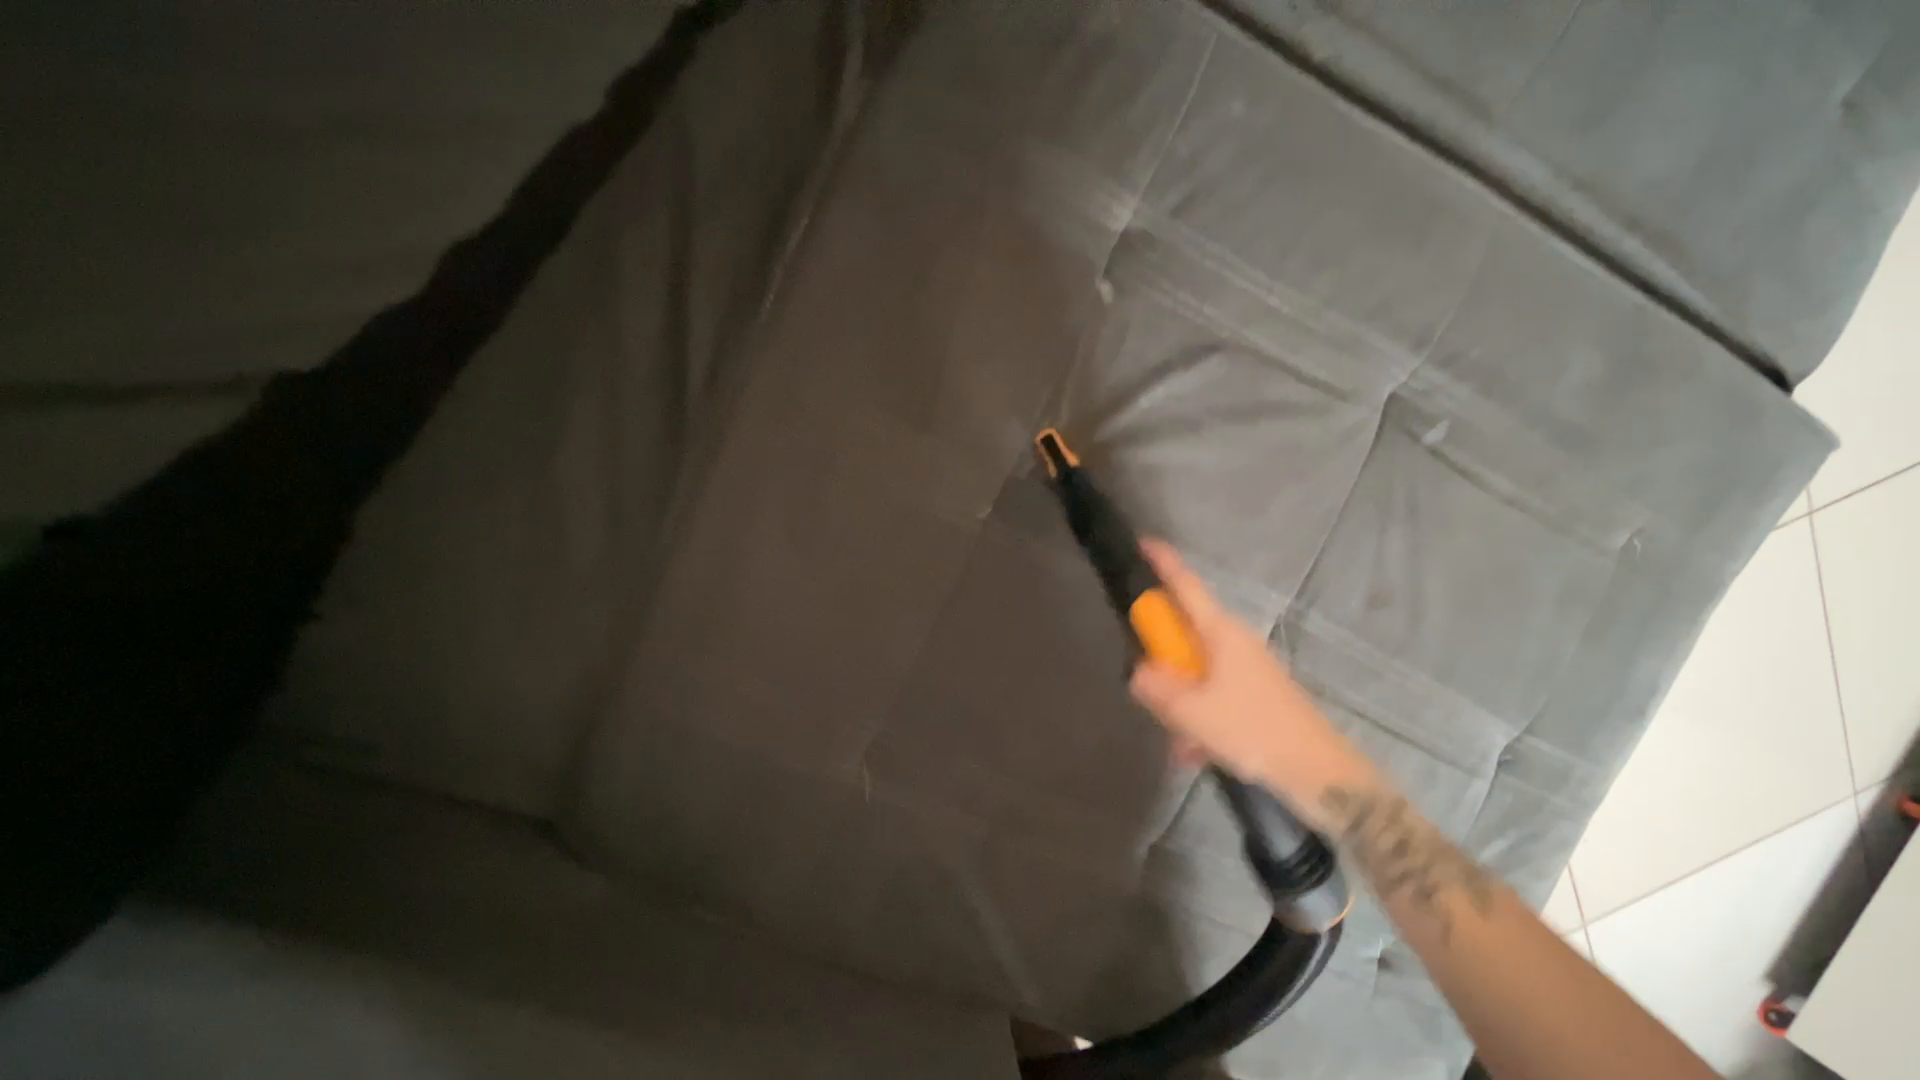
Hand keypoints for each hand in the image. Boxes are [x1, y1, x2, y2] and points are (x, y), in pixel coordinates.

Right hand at [1129, 539, 1355, 806]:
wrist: (1318, 772)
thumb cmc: (1253, 730)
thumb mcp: (1192, 711)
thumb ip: (1157, 688)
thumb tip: (1138, 672)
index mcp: (1221, 633)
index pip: (1186, 586)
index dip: (1164, 564)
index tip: (1141, 542)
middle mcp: (1234, 643)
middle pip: (1183, 637)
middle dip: (1163, 667)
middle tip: (1153, 698)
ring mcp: (1247, 670)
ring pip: (1195, 675)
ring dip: (1180, 705)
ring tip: (1182, 743)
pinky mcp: (1255, 697)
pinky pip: (1212, 698)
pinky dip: (1199, 722)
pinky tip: (1197, 754)